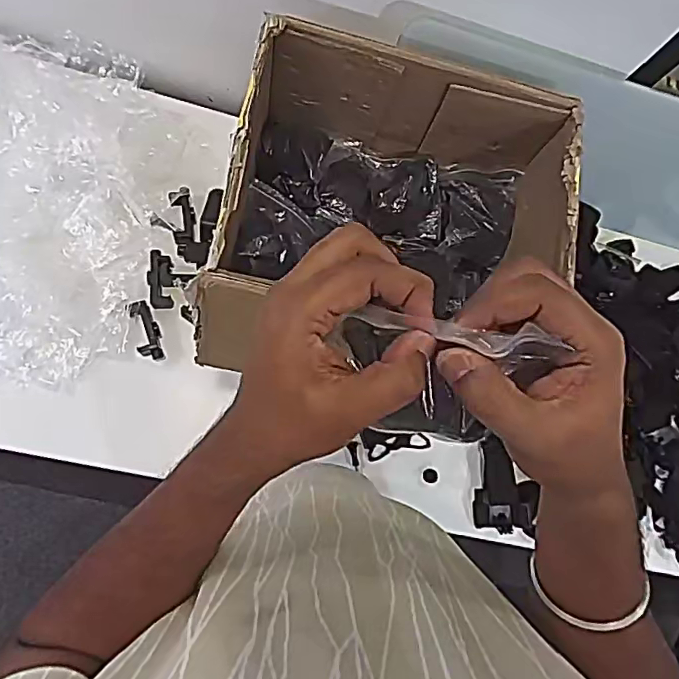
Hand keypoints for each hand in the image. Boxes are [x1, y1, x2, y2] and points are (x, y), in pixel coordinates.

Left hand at [217, 225, 435, 478]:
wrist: (256, 437)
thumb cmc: (286, 425)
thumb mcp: (354, 411)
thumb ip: (398, 377)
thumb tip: (422, 345)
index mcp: (299, 311)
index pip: (366, 269)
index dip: (407, 289)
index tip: (422, 323)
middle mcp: (290, 293)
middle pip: (353, 241)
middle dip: (394, 269)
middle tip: (411, 306)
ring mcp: (291, 295)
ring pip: (345, 251)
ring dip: (381, 274)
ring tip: (398, 312)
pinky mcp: (297, 304)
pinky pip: (337, 273)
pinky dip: (367, 286)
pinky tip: (379, 319)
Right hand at [437, 257, 627, 494]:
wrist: (582, 479)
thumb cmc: (575, 460)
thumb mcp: (530, 435)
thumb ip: (490, 397)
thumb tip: (454, 360)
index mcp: (594, 343)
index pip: (541, 292)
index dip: (495, 304)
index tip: (465, 331)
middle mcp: (582, 329)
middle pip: (528, 280)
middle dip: (487, 303)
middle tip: (462, 337)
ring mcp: (563, 333)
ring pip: (516, 292)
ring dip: (484, 316)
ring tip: (467, 351)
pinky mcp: (542, 341)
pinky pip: (507, 316)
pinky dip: (484, 330)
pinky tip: (477, 359)